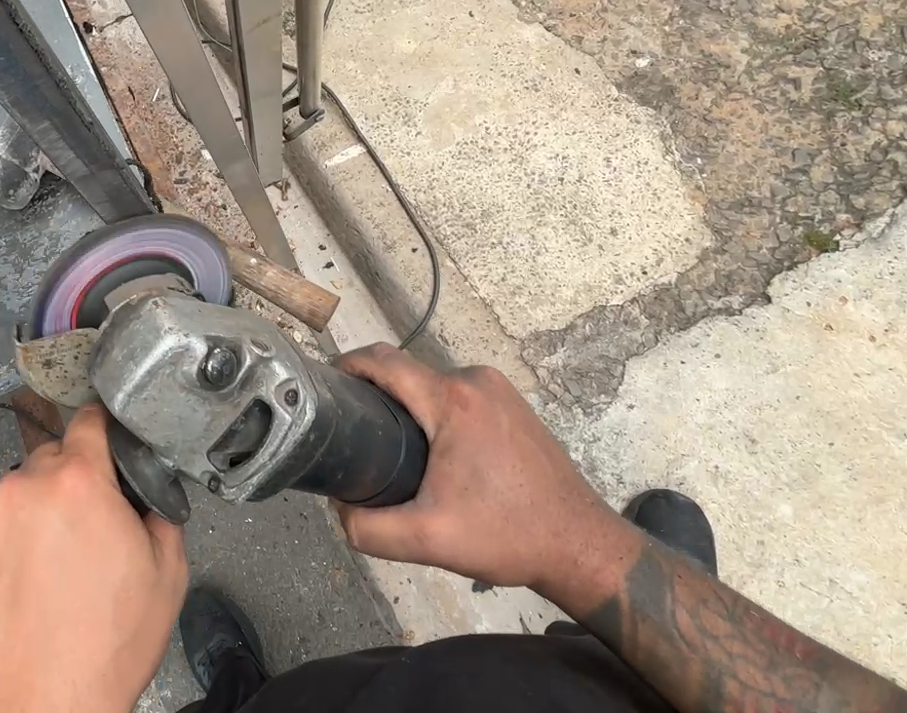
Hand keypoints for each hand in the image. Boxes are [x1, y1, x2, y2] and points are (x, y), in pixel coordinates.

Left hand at [0, 403, 188, 712]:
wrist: (28, 710)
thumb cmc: (95, 652)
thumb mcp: (166, 577)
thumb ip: (161, 514)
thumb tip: (149, 496)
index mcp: (79, 482)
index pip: (90, 421)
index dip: (103, 431)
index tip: (104, 442)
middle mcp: (23, 485)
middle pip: (53, 459)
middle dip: (71, 485)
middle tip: (83, 534)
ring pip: (16, 492)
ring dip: (32, 513)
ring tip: (45, 569)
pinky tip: (14, 581)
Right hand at [332, 345, 637, 595]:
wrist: (582, 546)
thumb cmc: (506, 537)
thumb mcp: (427, 540)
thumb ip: (366, 528)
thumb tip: (337, 507)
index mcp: (452, 400)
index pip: (381, 360)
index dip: (345, 364)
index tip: (324, 385)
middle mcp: (474, 380)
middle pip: (404, 370)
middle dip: (374, 391)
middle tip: (354, 429)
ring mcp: (497, 387)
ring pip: (430, 381)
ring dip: (406, 402)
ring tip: (391, 444)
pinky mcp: (511, 400)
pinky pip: (455, 391)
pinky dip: (434, 407)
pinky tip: (431, 446)